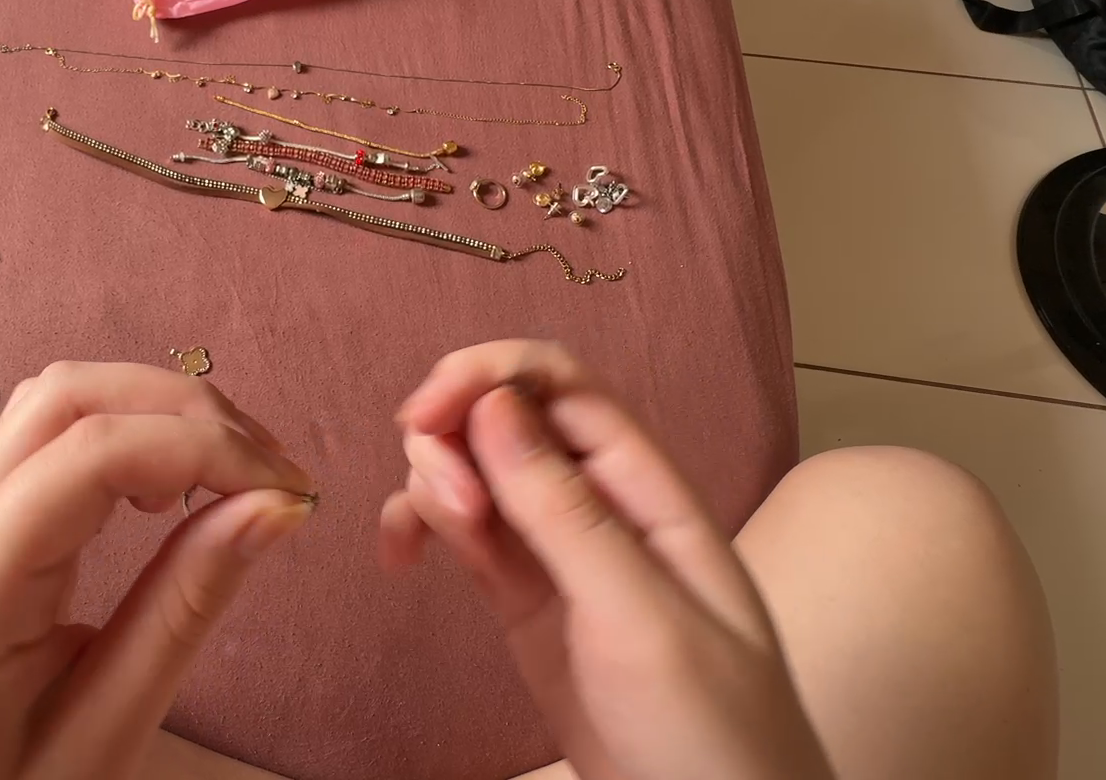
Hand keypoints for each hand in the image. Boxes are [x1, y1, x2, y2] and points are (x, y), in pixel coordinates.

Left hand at [0, 362, 315, 779]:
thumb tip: (276, 504)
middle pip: (68, 397)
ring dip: (157, 409)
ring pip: (61, 400)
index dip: (200, 447)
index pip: (90, 455)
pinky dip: (131, 431)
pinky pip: (56, 436)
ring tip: (231, 467)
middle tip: (267, 463)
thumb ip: (187, 605)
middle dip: (182, 408)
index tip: (286, 484)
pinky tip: (170, 482)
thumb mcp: (110, 731)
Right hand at [378, 341, 834, 779]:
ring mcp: (546, 538)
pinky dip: (417, 524)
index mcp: (640, 483)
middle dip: (451, 439)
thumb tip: (491, 403)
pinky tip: (400, 557)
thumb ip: (565, 509)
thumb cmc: (705, 730)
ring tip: (422, 547)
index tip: (424, 413)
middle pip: (498, 415)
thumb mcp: (639, 618)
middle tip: (446, 508)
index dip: (485, 375)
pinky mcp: (511, 581)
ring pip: (467, 464)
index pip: (557, 383)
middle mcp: (588, 494)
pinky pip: (453, 523)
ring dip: (431, 485)